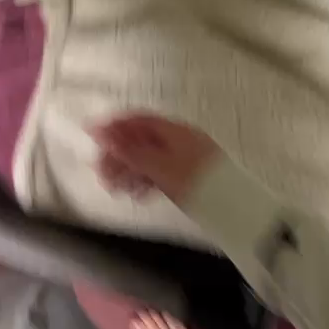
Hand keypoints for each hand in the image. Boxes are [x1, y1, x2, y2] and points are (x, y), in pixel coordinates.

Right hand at [90, 114, 219, 201]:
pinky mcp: (186, 177)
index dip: (112, 124)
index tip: (91, 135)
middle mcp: (177, 140)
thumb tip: (101, 133)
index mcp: (172, 130)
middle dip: (117, 154)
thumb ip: (130, 150)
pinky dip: (143, 180)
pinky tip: (136, 194)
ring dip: (127, 170)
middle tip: (100, 172)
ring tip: (114, 189)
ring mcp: (182, 159)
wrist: (237, 210)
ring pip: (147, 158)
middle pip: (139, 139)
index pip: (136, 119)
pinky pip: (158, 172)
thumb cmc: (196, 183)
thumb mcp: (159, 166)